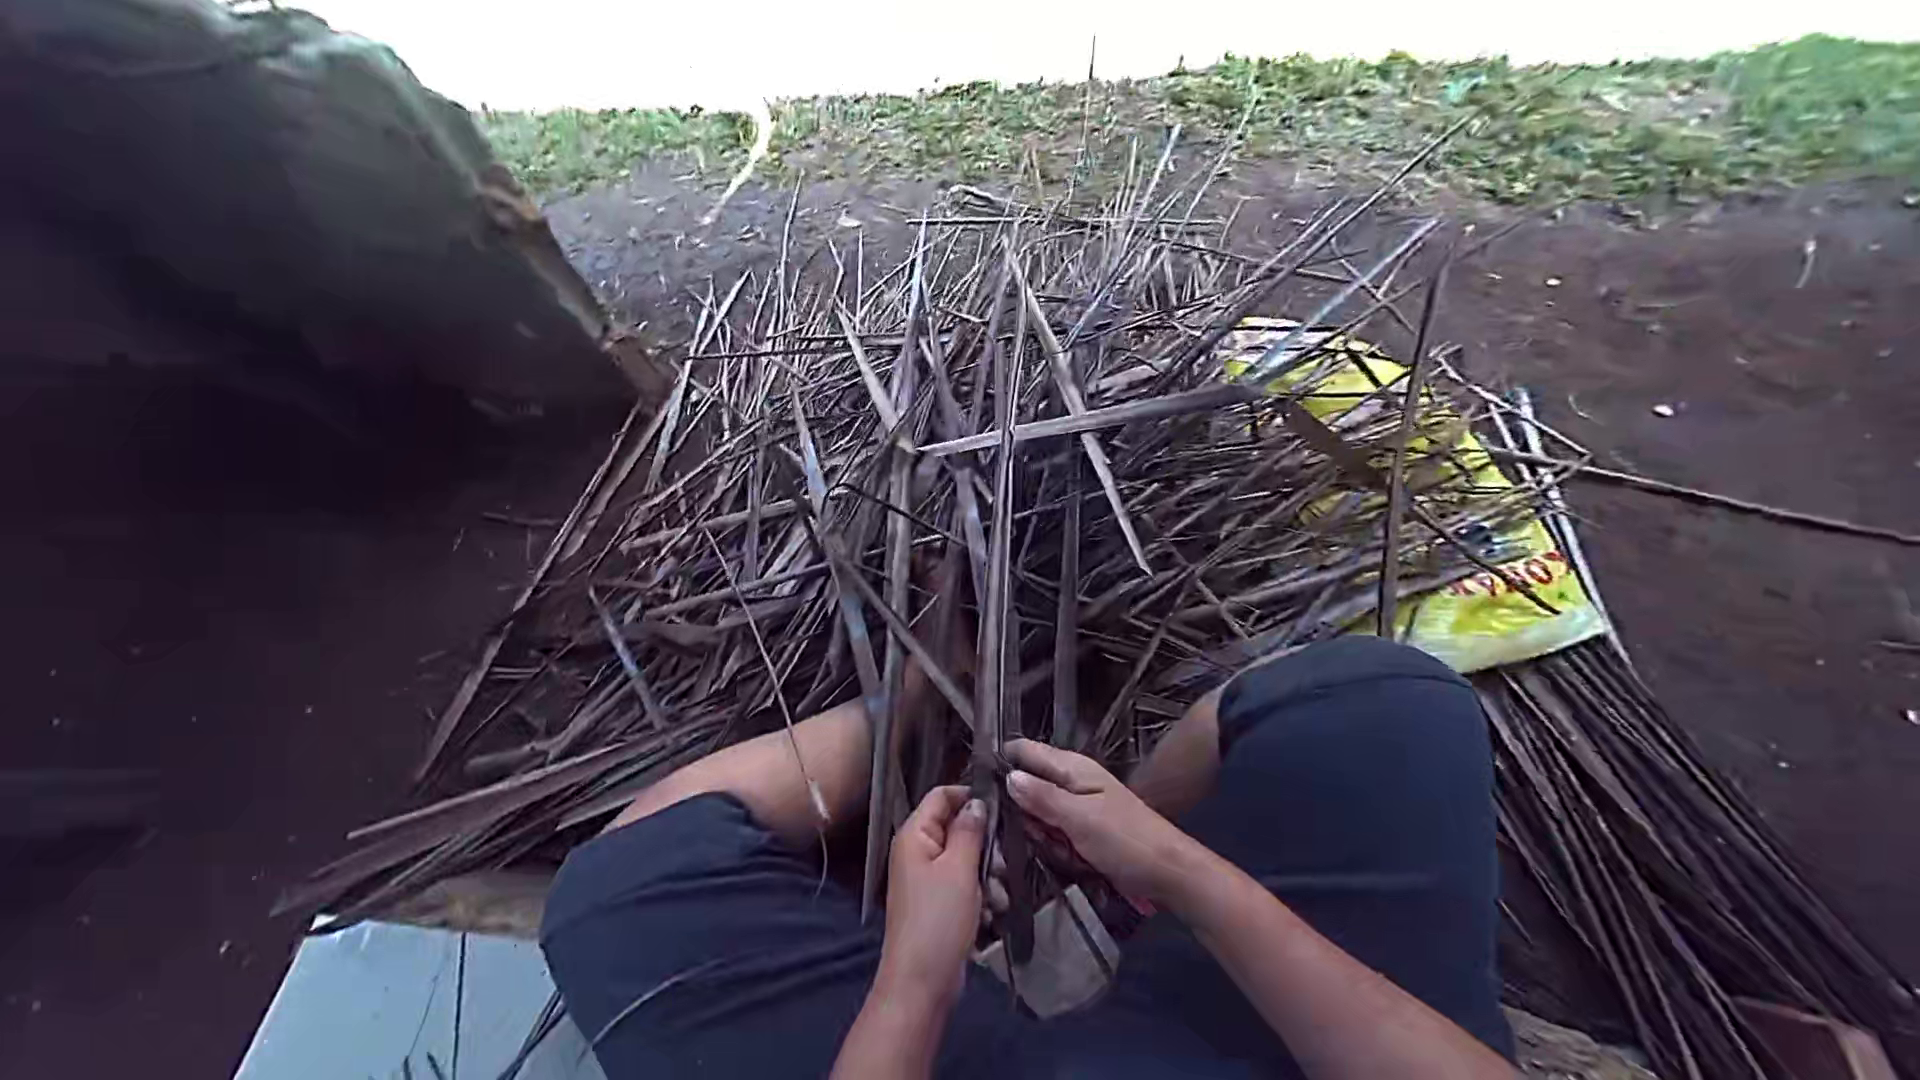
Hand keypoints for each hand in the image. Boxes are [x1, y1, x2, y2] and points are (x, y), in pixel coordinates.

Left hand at [877, 785, 986, 1009]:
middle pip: (957, 827)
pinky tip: (991, 913)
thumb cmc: (938, 920)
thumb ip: (969, 830)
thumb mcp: (959, 869)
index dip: (968, 796)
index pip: (941, 795)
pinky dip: (979, 895)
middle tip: (999, 865)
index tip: (999, 808)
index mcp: (915, 834)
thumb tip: (977, 801)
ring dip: (986, 874)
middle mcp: (918, 850)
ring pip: (966, 857)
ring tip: (995, 896)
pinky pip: (964, 884)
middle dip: (983, 845)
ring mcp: (928, 877)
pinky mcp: (939, 902)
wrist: (921, 985)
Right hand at [1003, 739, 1201, 905]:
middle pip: (1026, 787)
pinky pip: (1054, 834)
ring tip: (1066, 850)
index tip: (985, 789)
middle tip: (1046, 834)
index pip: (1024, 750)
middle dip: (1027, 815)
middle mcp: (1070, 780)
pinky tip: (1074, 860)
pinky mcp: (1082, 828)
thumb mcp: (1079, 818)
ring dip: (1045, 836)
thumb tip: (1008, 775)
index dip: (1002, 763)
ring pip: (1037, 815)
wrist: (1168, 874)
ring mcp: (1076, 805)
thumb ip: (1041, 796)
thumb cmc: (1126, 840)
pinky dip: (1059, 849)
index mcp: (1071, 766)